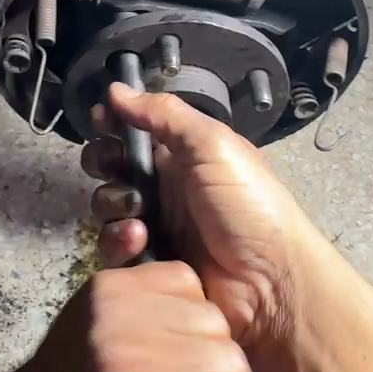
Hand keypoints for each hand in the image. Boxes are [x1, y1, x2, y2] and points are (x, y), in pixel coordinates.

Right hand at [85, 84, 320, 352]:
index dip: (114, 122)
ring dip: (114, 204)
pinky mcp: (149, 262)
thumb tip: (117, 88)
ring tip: (139, 213)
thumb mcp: (212, 145)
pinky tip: (141, 240)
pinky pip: (114, 247)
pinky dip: (120, 242)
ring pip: (108, 206)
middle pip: (112, 166)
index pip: (136, 129)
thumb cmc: (249, 204)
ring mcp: (156, 225)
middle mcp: (165, 186)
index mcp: (183, 154)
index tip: (101, 118)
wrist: (271, 283)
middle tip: (113, 167)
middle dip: (104, 162)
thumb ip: (163, 114)